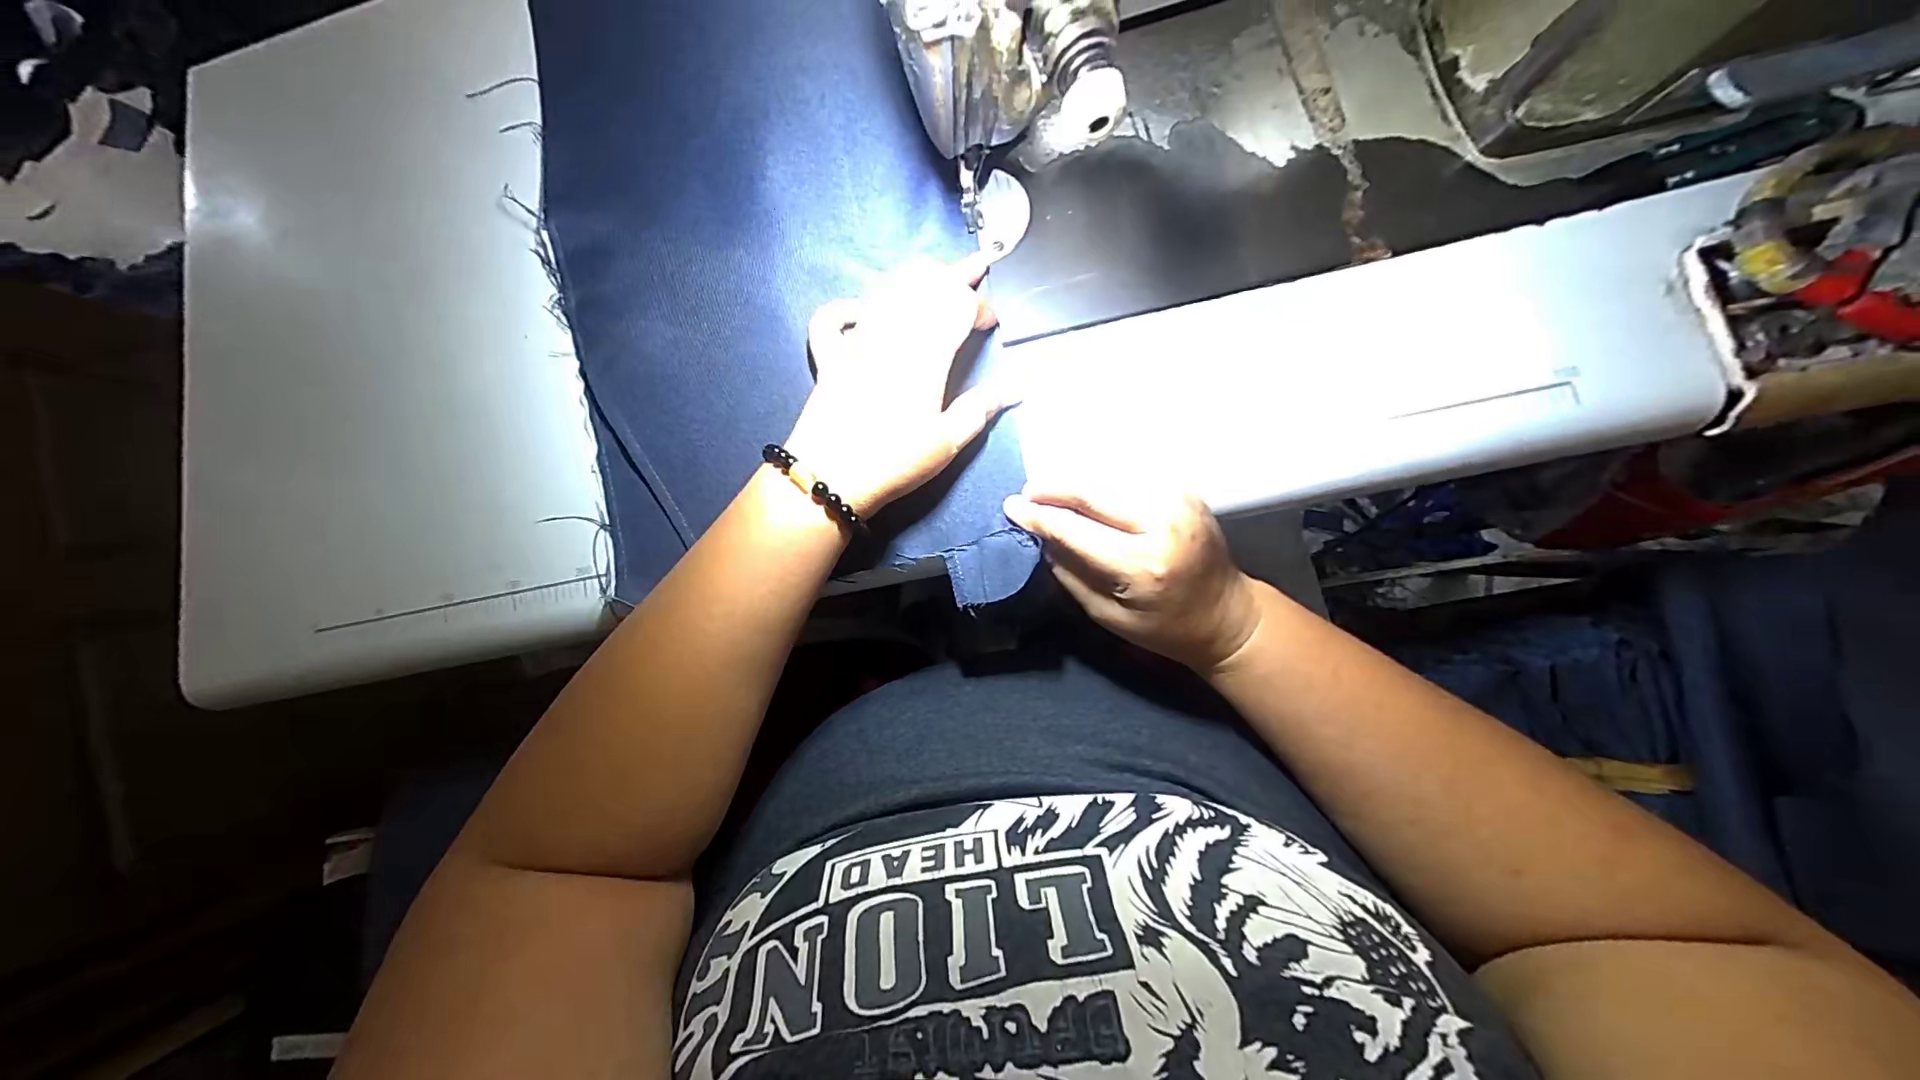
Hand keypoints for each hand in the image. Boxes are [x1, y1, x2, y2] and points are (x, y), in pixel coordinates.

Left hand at [783, 255, 1009, 515]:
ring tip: (930, 281)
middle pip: (922, 283)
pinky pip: (831, 319)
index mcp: (926, 353)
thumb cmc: (894, 460)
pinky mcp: (830, 358)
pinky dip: (846, 308)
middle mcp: (891, 335)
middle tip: (970, 270)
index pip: (958, 305)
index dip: (979, 305)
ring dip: (911, 280)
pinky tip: (860, 310)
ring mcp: (856, 342)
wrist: (830, 477)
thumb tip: (1018, 383)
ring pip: (884, 290)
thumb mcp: (948, 440)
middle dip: (950, 274)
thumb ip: (983, 405)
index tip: (990, 323)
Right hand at [1003, 483, 1264, 673]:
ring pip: (1112, 474)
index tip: (1011, 507)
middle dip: (1054, 486)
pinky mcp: (1186, 491)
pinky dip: (1104, 476)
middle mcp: (1162, 523)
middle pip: (1094, 489)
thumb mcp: (1108, 614)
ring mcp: (1179, 501)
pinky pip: (1134, 473)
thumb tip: (1042, 537)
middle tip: (1028, 493)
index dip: (1038, 515)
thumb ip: (1071, 574)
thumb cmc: (1165, 627)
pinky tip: (1087, 486)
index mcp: (1142, 564)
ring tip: (1051, 489)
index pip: (1076, 528)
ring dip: (1078, 478)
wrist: (1227, 616)